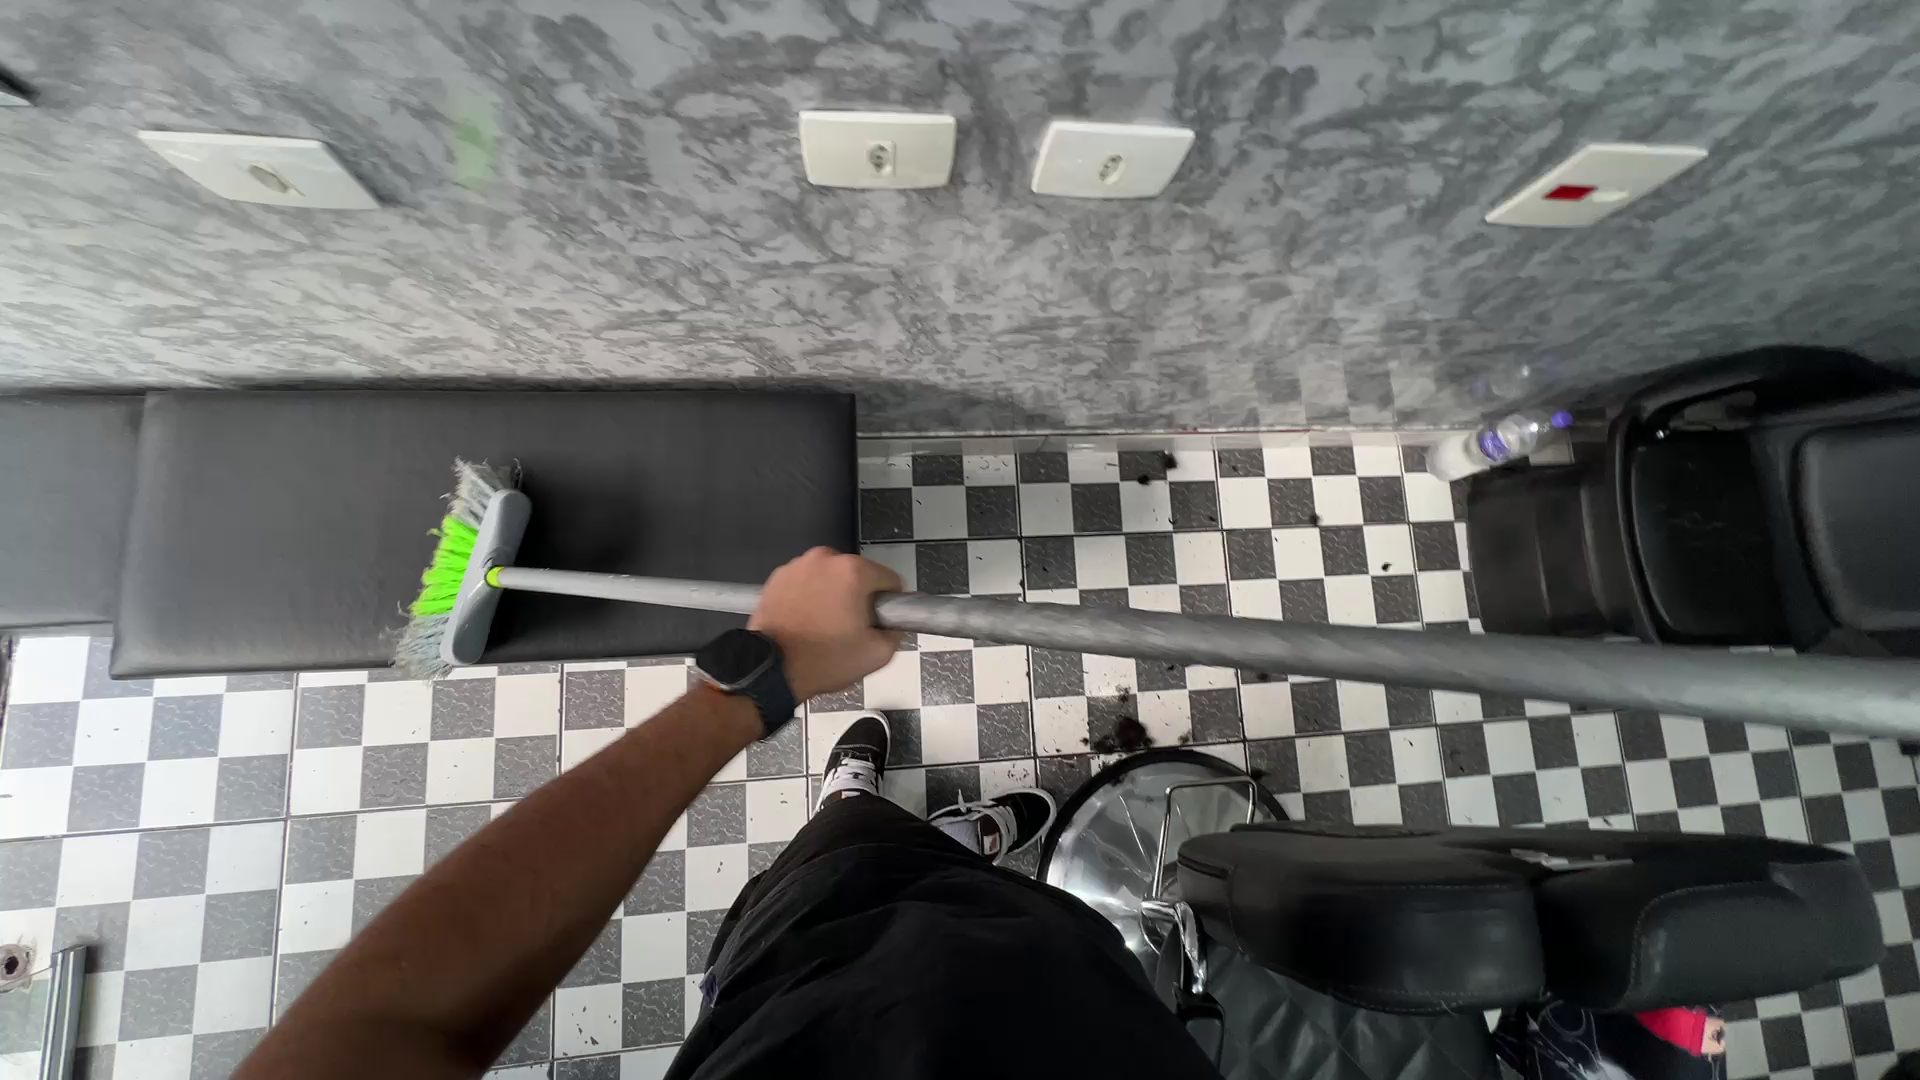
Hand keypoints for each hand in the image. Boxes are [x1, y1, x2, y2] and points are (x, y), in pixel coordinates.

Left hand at [749, 547, 903, 700]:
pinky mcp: (779, 576)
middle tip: (850, 627)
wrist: (772, 670)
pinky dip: (810, 595)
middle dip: (859, 597)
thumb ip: (897, 632)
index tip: (877, 622)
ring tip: (825, 625)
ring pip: (832, 578)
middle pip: (859, 576)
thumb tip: (894, 623)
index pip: (890, 580)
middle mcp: (825, 558)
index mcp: (854, 571)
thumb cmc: (823, 660)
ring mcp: (799, 565)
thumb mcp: (878, 654)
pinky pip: (807, 582)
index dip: (889, 604)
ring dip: (834, 594)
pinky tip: (807, 619)